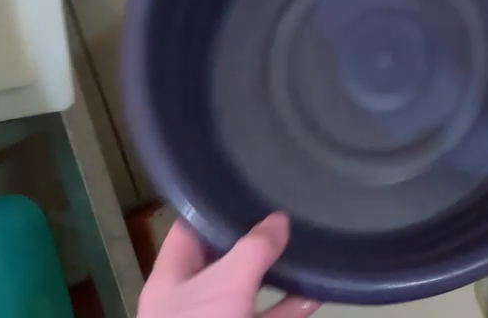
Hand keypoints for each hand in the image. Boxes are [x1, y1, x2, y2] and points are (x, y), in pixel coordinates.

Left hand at [139, 213, 318, 317]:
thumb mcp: (228, 282)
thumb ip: (256, 245)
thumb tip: (278, 221)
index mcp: (171, 279)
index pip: (190, 227)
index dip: (216, 203)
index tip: (250, 182)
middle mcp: (188, 300)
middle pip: (223, 257)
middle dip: (256, 238)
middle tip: (289, 209)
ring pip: (248, 290)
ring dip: (278, 274)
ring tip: (308, 249)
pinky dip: (288, 308)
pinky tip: (316, 295)